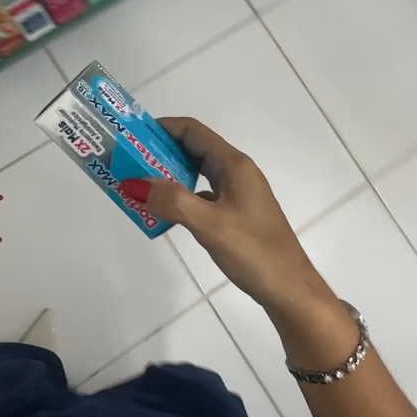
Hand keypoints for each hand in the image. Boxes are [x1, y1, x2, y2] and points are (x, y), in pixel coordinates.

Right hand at [119, 118, 336, 325]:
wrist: (289, 289)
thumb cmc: (254, 252)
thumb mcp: (210, 225)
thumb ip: (173, 201)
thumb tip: (134, 183)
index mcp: (234, 165)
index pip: (193, 131)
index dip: (161, 128)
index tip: (130, 135)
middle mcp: (236, 173)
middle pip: (193, 150)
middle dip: (159, 152)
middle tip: (126, 162)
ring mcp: (237, 194)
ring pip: (196, 174)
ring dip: (167, 176)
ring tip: (137, 185)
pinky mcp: (236, 214)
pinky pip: (202, 196)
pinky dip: (180, 198)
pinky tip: (162, 212)